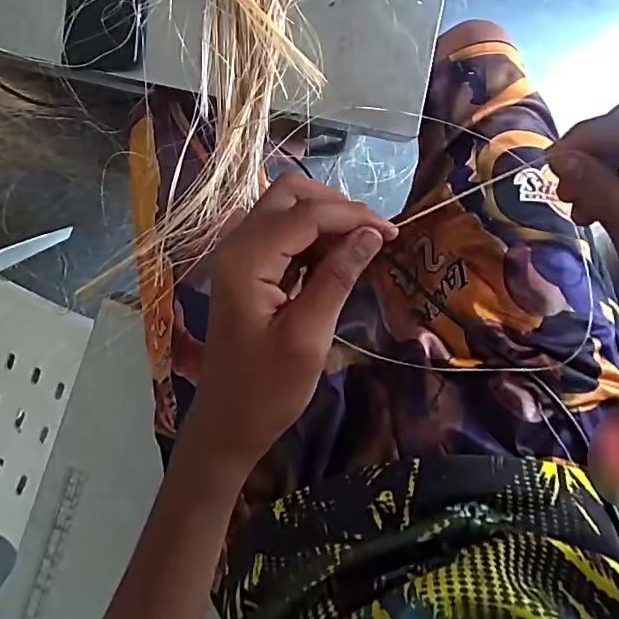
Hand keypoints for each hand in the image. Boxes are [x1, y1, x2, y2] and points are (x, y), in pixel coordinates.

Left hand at [178, 173, 396, 473]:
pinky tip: (337, 260)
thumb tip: (372, 233)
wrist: (225, 424)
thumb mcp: (309, 338)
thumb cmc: (266, 391)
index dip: (352, 215)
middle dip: (335, 205)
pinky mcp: (246, 267)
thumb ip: (337, 278)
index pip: (305, 214)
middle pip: (289, 194)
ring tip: (362, 246)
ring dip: (325, 218)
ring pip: (286, 208)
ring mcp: (238, 254)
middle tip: (373, 233)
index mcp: (246, 260)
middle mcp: (237, 245)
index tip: (393, 232)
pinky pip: (282, 233)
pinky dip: (312, 236)